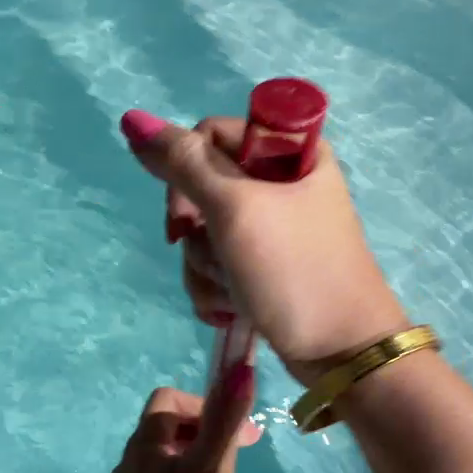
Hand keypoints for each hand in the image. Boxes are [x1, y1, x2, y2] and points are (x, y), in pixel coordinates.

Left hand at [99, 370, 263, 472]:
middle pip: (167, 430)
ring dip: (194, 464)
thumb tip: (241, 366)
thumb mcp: (210, 471)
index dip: (205, 405)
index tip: (238, 433)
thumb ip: (225, 420)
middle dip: (204, 437)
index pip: (170, 399)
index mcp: (143, 442)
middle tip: (233, 465)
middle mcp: (127, 461)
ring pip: (163, 461)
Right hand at [120, 110, 408, 384]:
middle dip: (198, 235)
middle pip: (200, 191)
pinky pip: (216, 268)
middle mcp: (281, 184)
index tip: (186, 216)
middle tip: (218, 257)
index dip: (186, 173)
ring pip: (203, 236)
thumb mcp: (235, 210)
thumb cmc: (294, 272)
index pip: (209, 137)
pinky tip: (232, 310)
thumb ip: (183, 164)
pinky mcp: (264, 271)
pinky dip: (215, 291)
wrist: (341, 352)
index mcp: (289, 151)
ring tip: (234, 294)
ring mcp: (272, 231)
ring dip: (206, 271)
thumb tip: (131, 120)